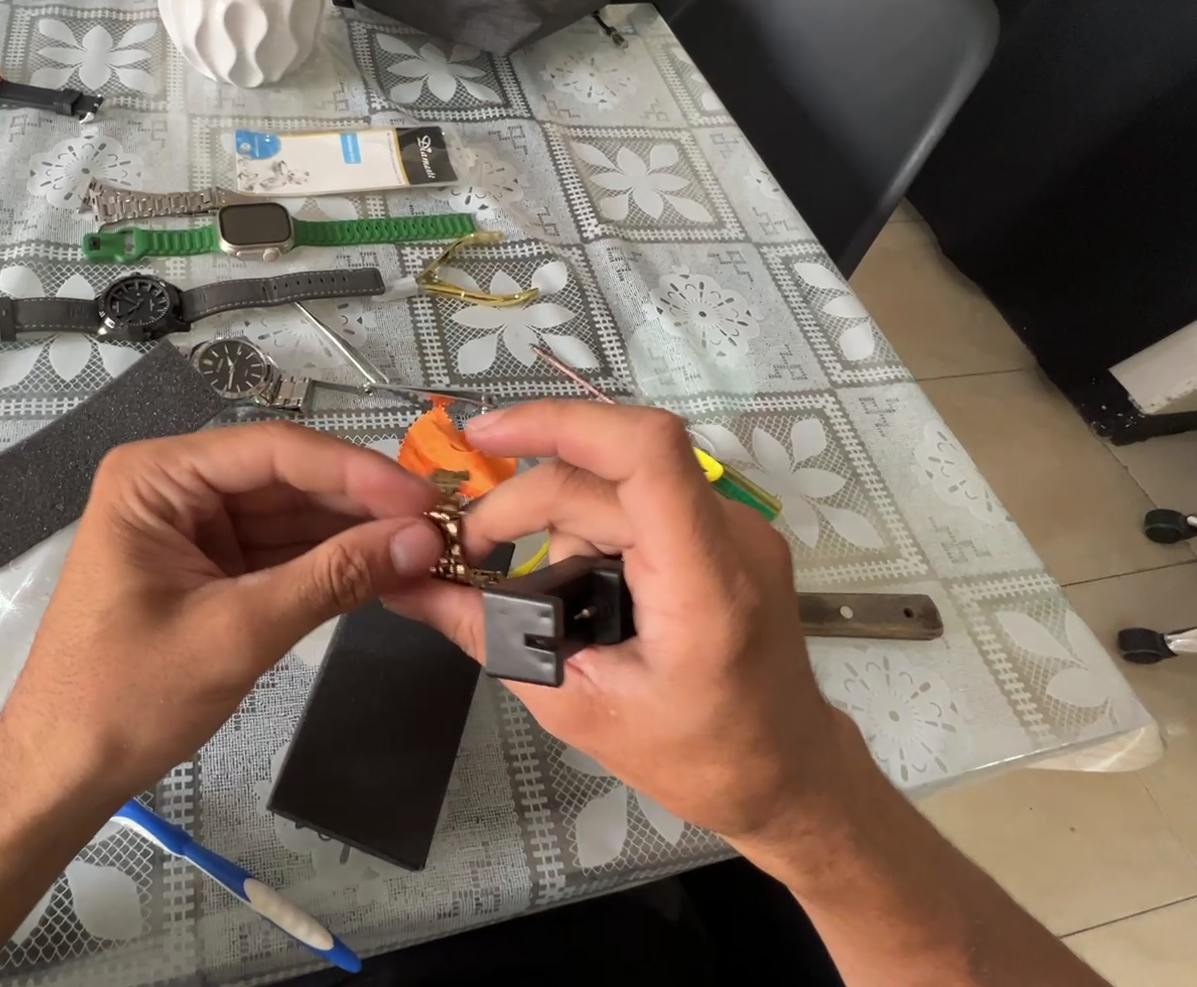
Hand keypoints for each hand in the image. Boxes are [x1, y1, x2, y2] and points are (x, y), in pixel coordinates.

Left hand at [0, 421, 444, 810]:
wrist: (63, 774)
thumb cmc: (126, 698)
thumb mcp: (237, 632)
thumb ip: (333, 579)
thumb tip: (423, 540)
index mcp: (156, 476)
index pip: (274, 451)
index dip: (357, 472)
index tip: (425, 500)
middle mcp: (175, 485)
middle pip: (287, 477)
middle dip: (361, 504)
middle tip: (438, 525)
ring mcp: (194, 525)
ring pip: (292, 513)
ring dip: (353, 534)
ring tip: (424, 549)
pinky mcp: (211, 564)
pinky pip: (281, 549)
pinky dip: (329, 562)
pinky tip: (382, 568)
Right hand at [389, 401, 871, 845]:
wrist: (788, 775)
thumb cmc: (695, 756)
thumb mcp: (573, 705)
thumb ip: (486, 635)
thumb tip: (407, 586)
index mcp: (703, 584)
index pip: (644, 452)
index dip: (558, 422)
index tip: (480, 438)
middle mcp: (728, 533)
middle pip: (600, 472)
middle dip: (519, 503)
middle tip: (472, 555)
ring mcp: (732, 524)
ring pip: (610, 480)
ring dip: (551, 518)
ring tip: (535, 590)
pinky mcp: (721, 527)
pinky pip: (634, 495)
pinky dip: (583, 522)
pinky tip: (572, 576)